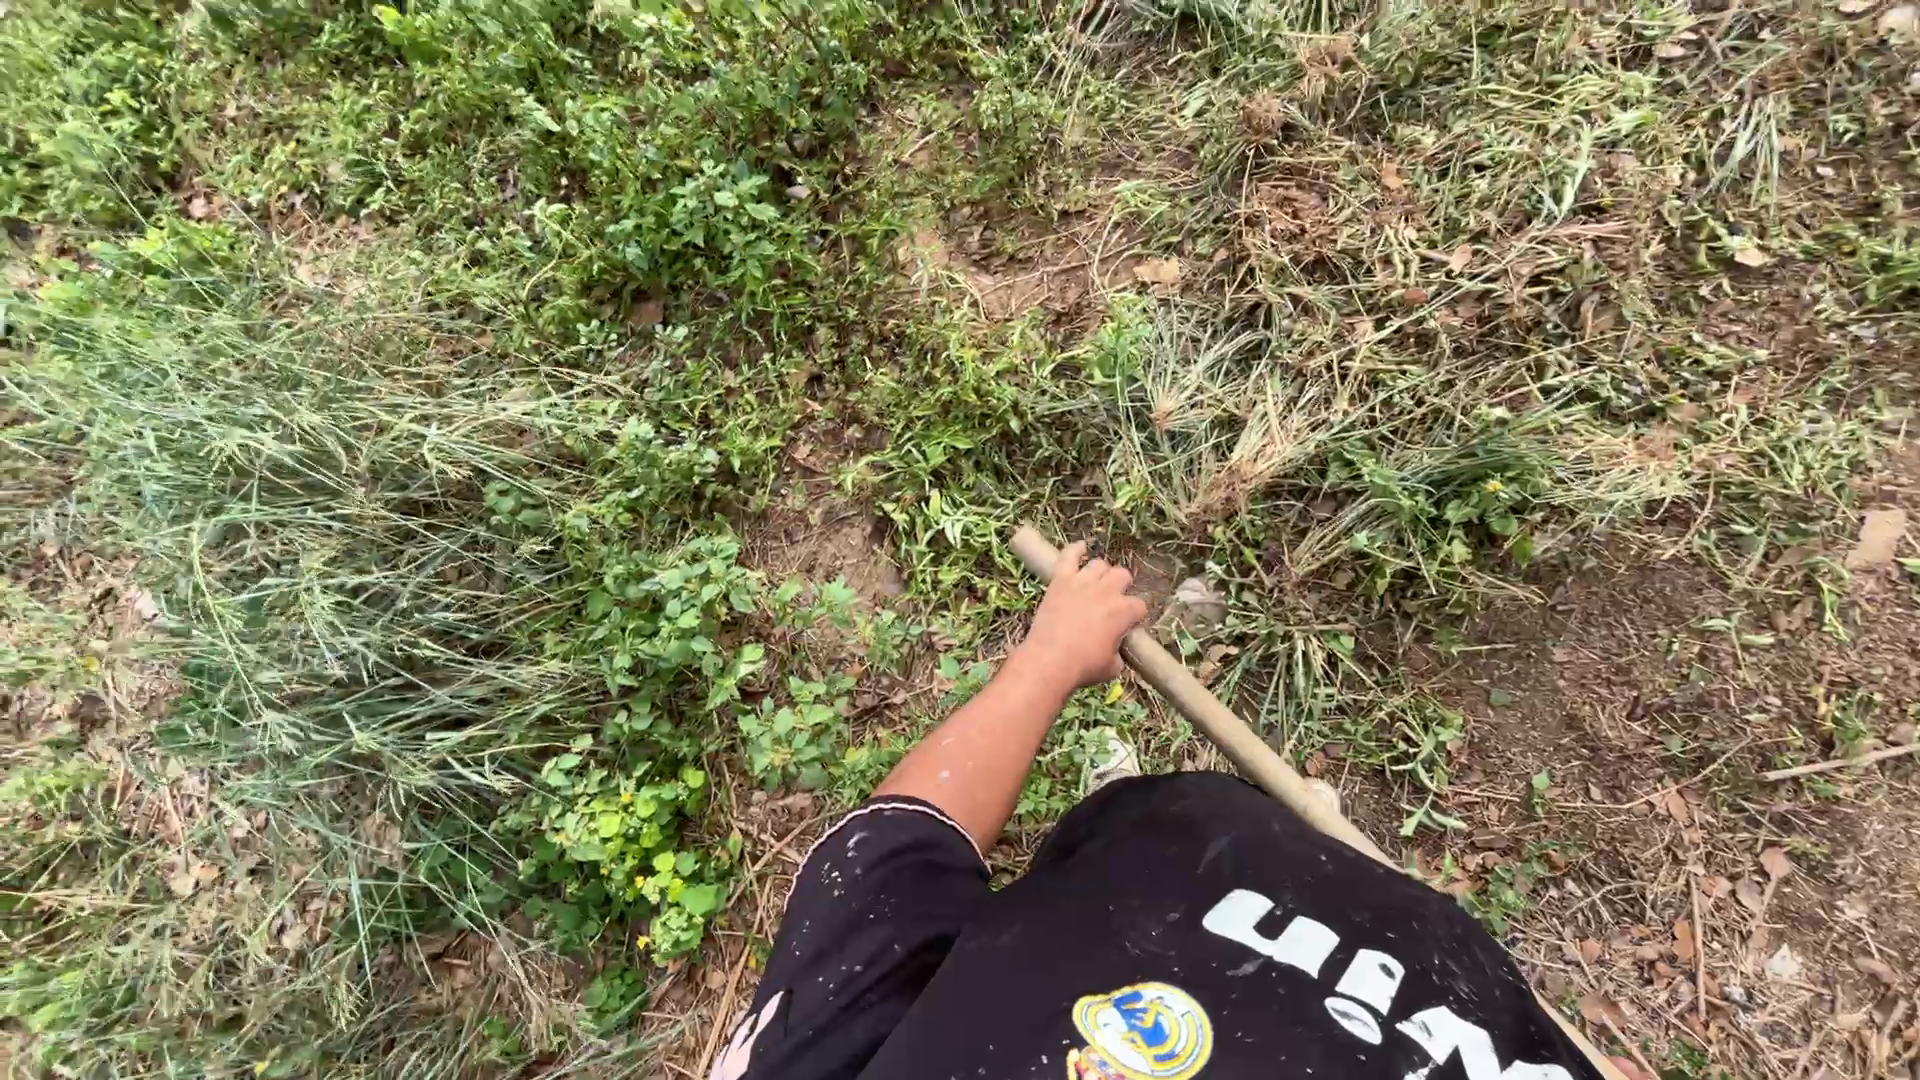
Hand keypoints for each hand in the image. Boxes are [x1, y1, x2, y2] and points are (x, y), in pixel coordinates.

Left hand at [1011, 541, 1148, 692]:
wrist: (1050, 659)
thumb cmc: (1083, 667)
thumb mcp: (1112, 667)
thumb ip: (1119, 653)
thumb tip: (1115, 649)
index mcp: (1124, 611)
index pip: (1139, 605)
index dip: (1134, 614)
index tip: (1127, 622)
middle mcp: (1106, 591)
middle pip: (1122, 575)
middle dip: (1121, 586)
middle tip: (1112, 599)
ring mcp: (1082, 582)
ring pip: (1099, 564)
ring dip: (1100, 573)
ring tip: (1096, 583)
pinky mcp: (1060, 580)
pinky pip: (1069, 555)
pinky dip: (1075, 549)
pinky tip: (1080, 547)